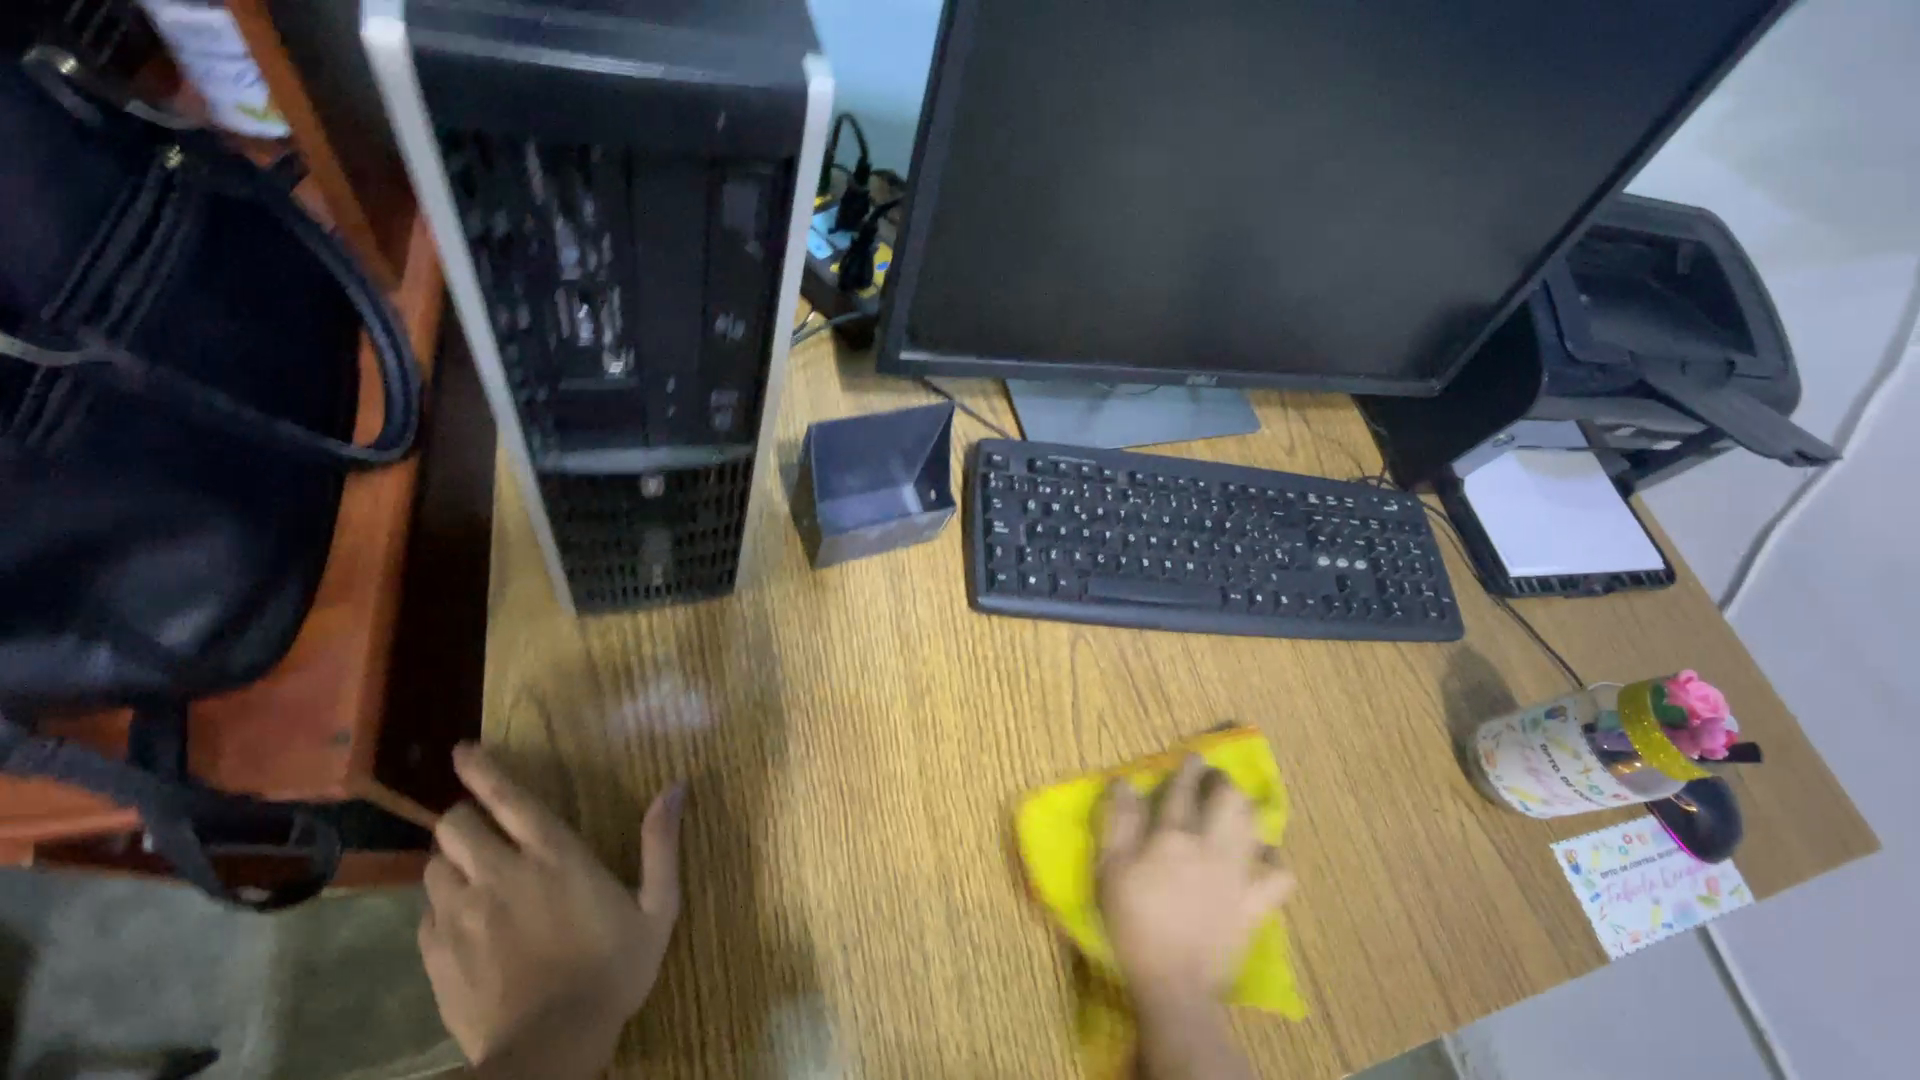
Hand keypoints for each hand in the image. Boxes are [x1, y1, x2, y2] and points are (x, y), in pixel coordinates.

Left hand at [420, 744, 685, 1070]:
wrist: (551, 1047)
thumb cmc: (613, 971)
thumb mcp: (657, 908)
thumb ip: (661, 844)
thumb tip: (676, 786)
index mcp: (553, 857)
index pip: (507, 798)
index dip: (481, 769)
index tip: (464, 750)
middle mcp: (498, 874)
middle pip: (455, 824)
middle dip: (464, 817)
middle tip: (484, 831)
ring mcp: (460, 915)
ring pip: (433, 865)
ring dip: (451, 861)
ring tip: (472, 876)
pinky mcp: (436, 953)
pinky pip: (425, 912)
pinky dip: (441, 906)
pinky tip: (464, 923)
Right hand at [1097, 754, 1295, 1006]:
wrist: (1173, 983)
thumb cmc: (1133, 924)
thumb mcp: (1110, 870)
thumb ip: (1119, 822)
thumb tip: (1125, 782)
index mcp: (1173, 836)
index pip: (1184, 789)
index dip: (1188, 769)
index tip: (1192, 758)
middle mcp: (1211, 846)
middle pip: (1228, 799)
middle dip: (1223, 782)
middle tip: (1214, 781)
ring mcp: (1238, 875)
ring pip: (1254, 826)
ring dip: (1246, 810)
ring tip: (1236, 808)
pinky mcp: (1255, 903)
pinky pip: (1278, 874)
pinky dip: (1272, 859)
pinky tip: (1262, 857)